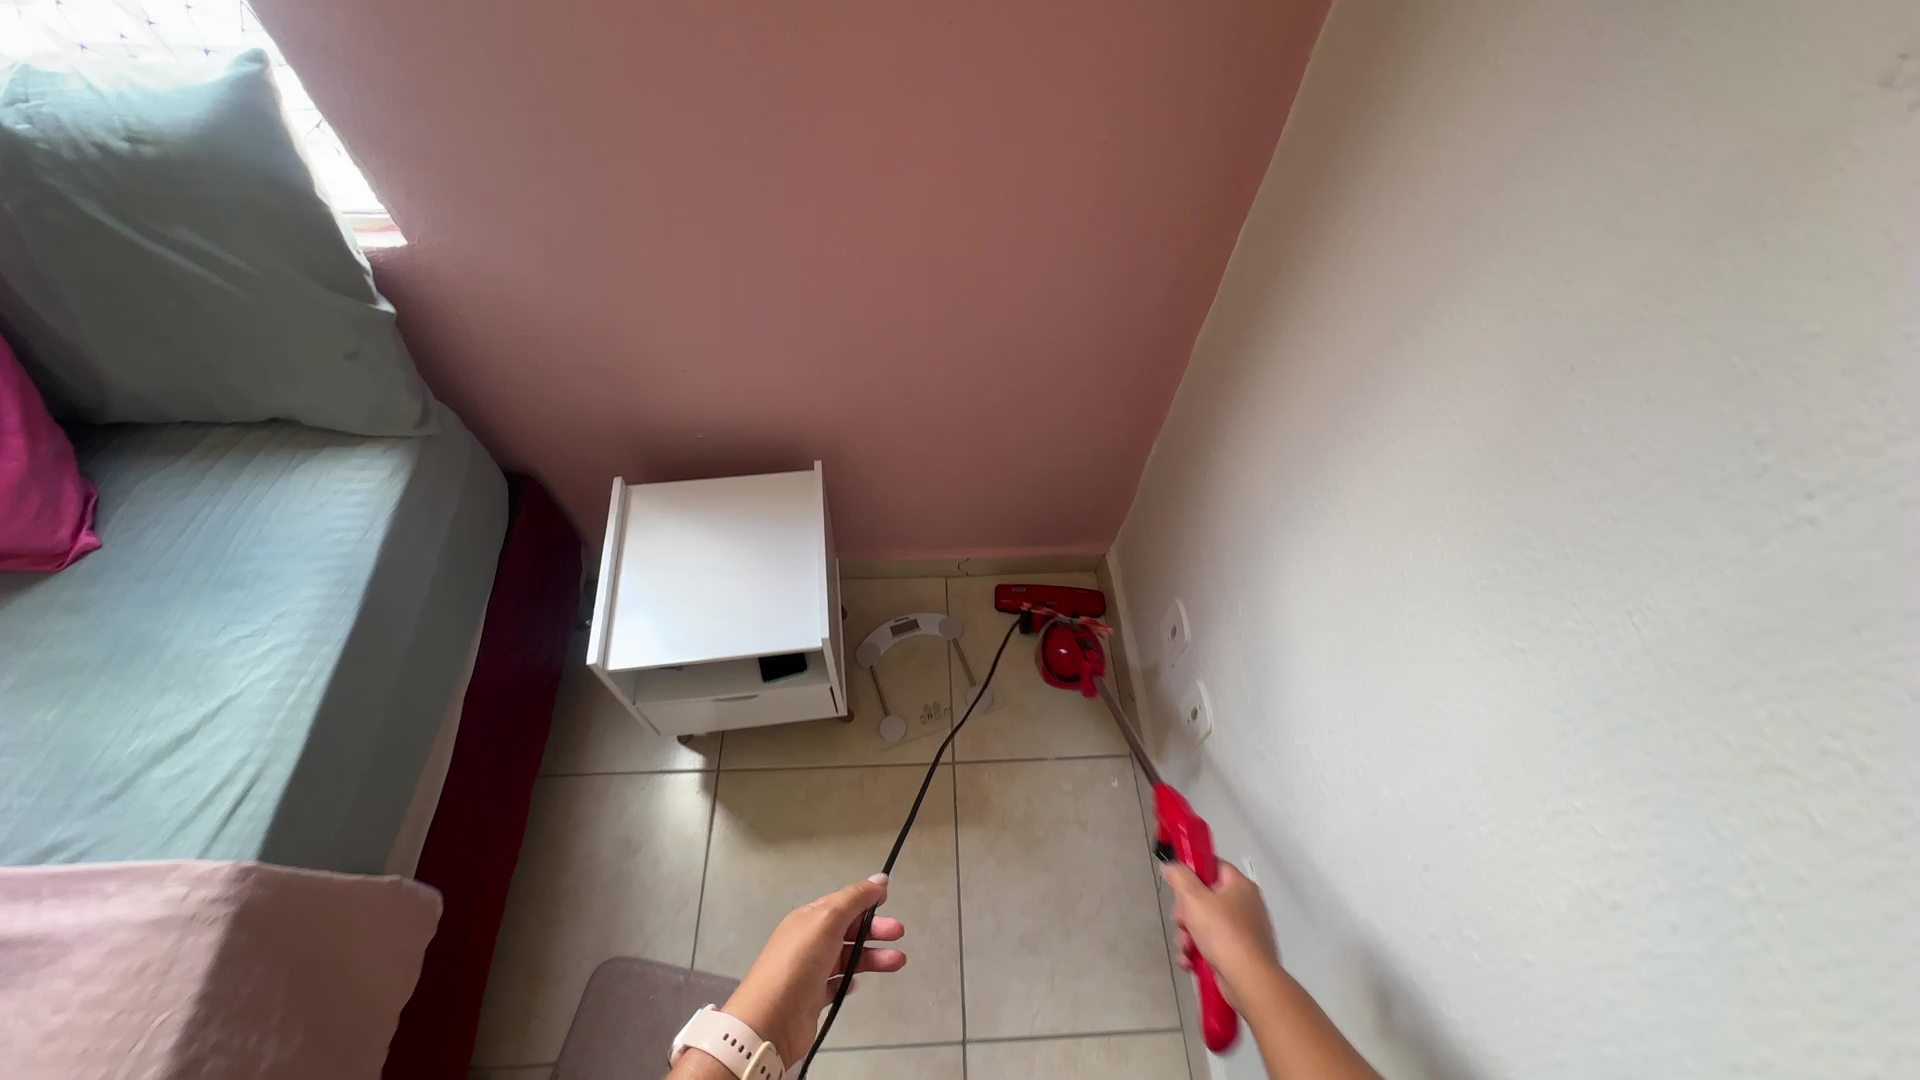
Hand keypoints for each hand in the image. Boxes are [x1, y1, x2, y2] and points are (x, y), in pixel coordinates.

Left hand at [720, 874, 905, 1065]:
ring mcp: (810, 971)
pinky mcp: (812, 998)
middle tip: (899, 933)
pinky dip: (849, 980)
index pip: (842, 902)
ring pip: (847, 957)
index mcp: (809, 918)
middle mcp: (809, 941)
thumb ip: (855, 899)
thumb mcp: (827, 920)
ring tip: (897, 962)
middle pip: (848, 929)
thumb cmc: (799, 963)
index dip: (865, 899)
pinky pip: (835, 984)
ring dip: (872, 957)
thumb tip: (880, 879)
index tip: (889, 900)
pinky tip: (858, 983)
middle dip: (875, 929)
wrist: (769, 1021)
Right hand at [1160, 860, 1278, 1010]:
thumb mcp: (1194, 898)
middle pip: (1206, 899)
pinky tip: (1189, 962)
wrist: (1249, 981)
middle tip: (1180, 922)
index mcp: (1240, 886)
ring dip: (1189, 936)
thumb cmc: (1222, 932)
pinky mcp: (1241, 956)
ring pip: (1206, 925)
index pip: (1214, 866)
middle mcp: (1246, 906)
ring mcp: (1245, 933)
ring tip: (1186, 948)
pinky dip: (1199, 953)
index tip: (1179, 886)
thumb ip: (1179, 877)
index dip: (1194, 872)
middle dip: (1186, 913)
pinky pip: (1214, 946)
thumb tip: (1171, 866)